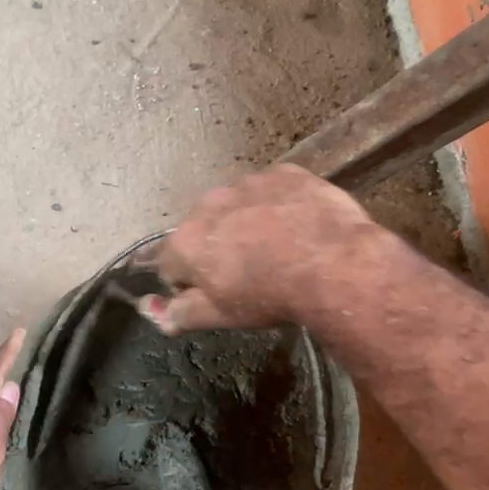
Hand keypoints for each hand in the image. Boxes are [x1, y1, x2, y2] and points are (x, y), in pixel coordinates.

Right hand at [138, 164, 411, 334]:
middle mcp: (207, 204)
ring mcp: (247, 184)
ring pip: (235, 207)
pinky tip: (294, 228)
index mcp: (184, 242)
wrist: (332, 264)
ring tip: (273, 250)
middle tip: (246, 274)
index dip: (189, 284)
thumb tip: (155, 312)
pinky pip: (270, 191)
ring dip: (244, 225)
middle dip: (214, 249)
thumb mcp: (218, 316)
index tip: (215, 294)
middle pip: (201, 230)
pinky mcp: (284, 173)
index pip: (170, 265)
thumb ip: (178, 313)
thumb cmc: (267, 296)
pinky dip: (275, 206)